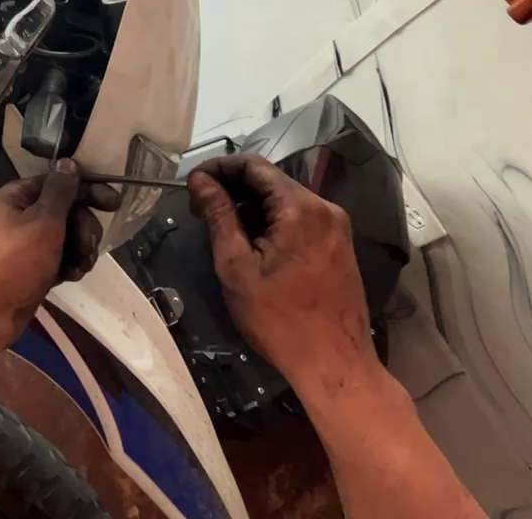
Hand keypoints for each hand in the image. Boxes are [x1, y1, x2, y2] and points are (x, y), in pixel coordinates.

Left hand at [0, 159, 120, 353]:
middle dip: (83, 226)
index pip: (58, 183)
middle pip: (64, 211)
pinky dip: (68, 265)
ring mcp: (25, 246)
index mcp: (18, 196)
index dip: (87, 190)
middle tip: (89, 245)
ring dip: (79, 248)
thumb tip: (68, 161)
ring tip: (82, 265)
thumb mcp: (42, 221)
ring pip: (64, 238)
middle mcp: (20, 217)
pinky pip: (58, 260)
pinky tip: (73, 276)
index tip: (114, 203)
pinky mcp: (31, 271)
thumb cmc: (12, 260)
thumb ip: (60, 192)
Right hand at [187, 154, 374, 391]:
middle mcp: (324, 207)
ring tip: (221, 230)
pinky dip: (271, 221)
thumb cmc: (279, 319)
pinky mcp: (338, 245)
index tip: (193, 185)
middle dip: (232, 188)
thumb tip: (200, 180)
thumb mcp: (236, 266)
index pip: (253, 165)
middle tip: (201, 210)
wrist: (336, 366)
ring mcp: (336, 227)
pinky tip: (251, 243)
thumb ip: (219, 215)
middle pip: (270, 180)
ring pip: (283, 199)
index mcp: (300, 207)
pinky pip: (298, 218)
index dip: (218, 168)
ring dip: (250, 206)